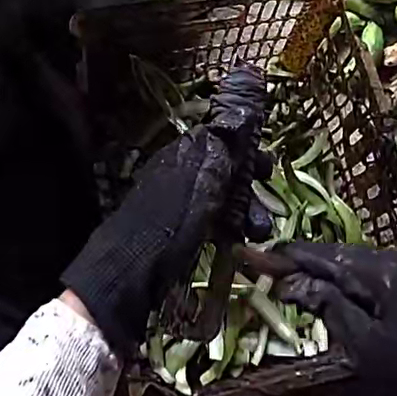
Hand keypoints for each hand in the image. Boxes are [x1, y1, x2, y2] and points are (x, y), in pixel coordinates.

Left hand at [63, 67, 268, 350]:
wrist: (129, 274)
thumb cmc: (167, 225)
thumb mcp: (199, 184)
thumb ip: (218, 155)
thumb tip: (234, 121)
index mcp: (184, 155)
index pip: (221, 141)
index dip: (247, 152)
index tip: (267, 167)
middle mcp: (182, 174)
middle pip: (226, 172)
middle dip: (250, 187)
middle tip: (266, 203)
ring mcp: (181, 204)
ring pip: (223, 199)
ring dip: (246, 212)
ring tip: (259, 231)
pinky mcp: (181, 231)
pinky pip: (214, 223)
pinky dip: (231, 230)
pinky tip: (240, 243)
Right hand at [278, 244, 396, 395]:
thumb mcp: (367, 347)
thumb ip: (330, 309)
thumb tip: (292, 285)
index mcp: (385, 272)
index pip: (328, 258)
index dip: (292, 256)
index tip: (260, 252)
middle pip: (346, 255)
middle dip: (313, 263)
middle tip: (279, 270)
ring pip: (367, 259)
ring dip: (339, 270)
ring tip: (310, 281)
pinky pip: (386, 266)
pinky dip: (363, 276)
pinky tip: (352, 289)